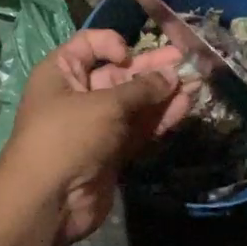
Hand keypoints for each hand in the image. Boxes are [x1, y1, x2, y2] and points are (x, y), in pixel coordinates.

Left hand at [0, 30, 191, 244]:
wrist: (49, 201)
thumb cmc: (68, 137)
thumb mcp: (104, 105)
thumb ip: (141, 89)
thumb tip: (171, 75)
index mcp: (61, 73)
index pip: (89, 45)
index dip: (112, 44)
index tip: (130, 56)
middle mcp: (78, 94)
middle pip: (119, 74)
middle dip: (151, 68)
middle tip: (186, 61)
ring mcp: (97, 125)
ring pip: (135, 103)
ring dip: (163, 93)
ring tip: (197, 81)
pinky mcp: (113, 151)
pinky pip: (139, 128)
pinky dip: (160, 117)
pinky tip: (185, 105)